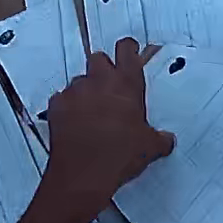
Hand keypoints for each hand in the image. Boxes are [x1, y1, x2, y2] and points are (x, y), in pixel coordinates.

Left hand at [36, 39, 175, 222]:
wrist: (84, 173)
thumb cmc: (118, 156)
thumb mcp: (149, 147)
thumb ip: (159, 138)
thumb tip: (166, 140)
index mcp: (126, 84)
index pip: (126, 49)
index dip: (128, 49)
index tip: (129, 52)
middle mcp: (99, 81)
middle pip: (98, 58)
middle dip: (103, 70)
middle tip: (110, 88)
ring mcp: (75, 91)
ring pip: (79, 79)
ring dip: (86, 90)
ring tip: (92, 112)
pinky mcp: (57, 104)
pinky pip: (62, 97)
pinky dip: (67, 106)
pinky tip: (75, 123)